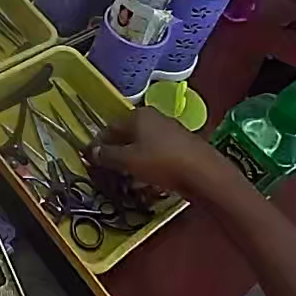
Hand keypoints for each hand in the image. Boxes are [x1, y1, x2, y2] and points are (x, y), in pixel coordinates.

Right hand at [90, 108, 232, 198]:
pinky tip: (148, 179)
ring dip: (132, 160)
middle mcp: (154, 118)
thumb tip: (91, 151)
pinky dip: (149, 164)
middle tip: (109, 170)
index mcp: (137, 115)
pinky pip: (158, 154)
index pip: (109, 127)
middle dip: (116, 153)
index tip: (92, 160)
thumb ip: (107, 155)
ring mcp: (170, 131)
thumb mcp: (128, 160)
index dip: (99, 144)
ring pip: (143, 145)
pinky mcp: (182, 146)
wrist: (204, 174)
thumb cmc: (161, 162)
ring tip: (127, 178)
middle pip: (127, 136)